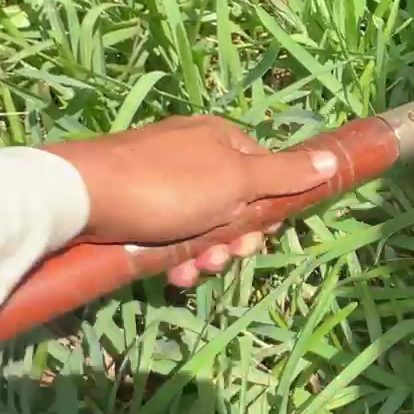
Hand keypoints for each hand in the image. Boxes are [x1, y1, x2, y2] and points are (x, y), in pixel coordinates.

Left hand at [43, 116, 337, 286]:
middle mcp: (197, 153)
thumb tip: (333, 159)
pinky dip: (179, 254)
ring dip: (208, 253)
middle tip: (223, 259)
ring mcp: (164, 176)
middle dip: (235, 239)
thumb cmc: (170, 186)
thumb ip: (286, 175)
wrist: (79, 197)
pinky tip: (173, 273)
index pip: (268, 175)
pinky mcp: (137, 200)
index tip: (258, 238)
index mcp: (224, 140)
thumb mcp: (238, 181)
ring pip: (206, 222)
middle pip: (238, 203)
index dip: (269, 211)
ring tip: (193, 272)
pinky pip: (173, 230)